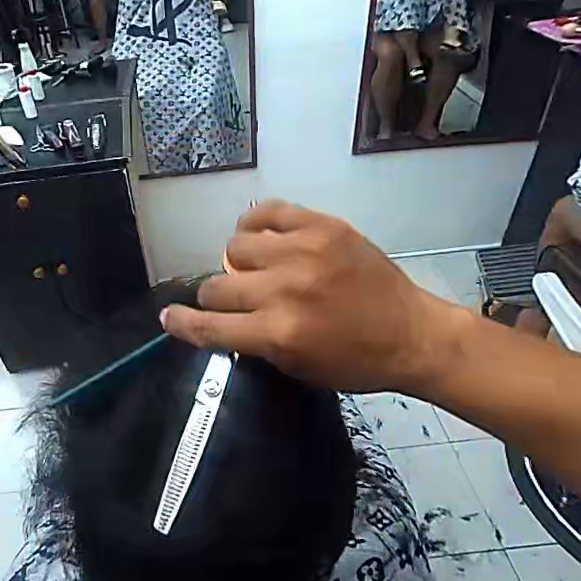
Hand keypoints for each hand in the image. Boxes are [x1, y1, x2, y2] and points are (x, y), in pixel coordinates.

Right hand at [160, 201, 466, 393]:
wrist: (411, 333)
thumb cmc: (357, 362)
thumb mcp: (299, 369)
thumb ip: (256, 344)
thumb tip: (221, 321)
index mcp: (277, 333)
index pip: (209, 325)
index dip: (182, 323)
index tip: (168, 318)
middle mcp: (284, 290)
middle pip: (217, 284)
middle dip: (217, 297)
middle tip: (235, 300)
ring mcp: (303, 252)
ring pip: (235, 245)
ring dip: (238, 262)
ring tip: (256, 267)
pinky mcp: (323, 226)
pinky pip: (267, 212)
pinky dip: (256, 224)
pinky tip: (263, 237)